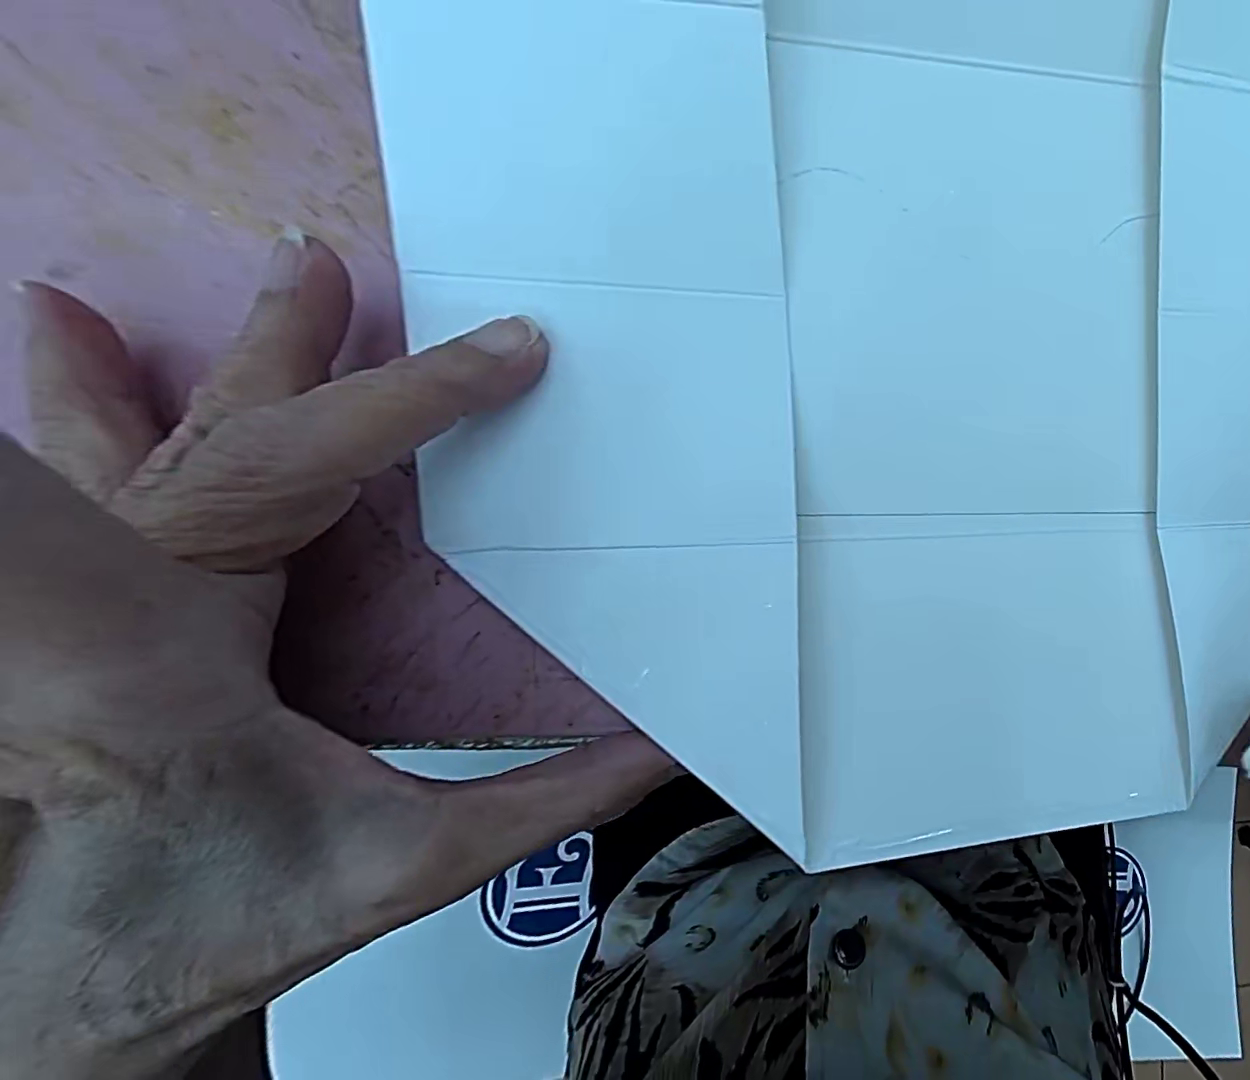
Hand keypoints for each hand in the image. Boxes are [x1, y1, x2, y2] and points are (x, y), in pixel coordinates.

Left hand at [0, 234, 676, 1078]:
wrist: (71, 1003)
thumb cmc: (235, 923)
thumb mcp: (414, 865)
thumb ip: (552, 798)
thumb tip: (668, 751)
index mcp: (181, 651)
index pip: (292, 470)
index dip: (411, 397)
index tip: (510, 351)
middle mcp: (112, 609)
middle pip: (201, 441)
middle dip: (281, 354)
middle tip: (320, 268)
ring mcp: (84, 609)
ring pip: (117, 454)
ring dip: (143, 372)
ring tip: (112, 302)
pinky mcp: (90, 625)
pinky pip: (92, 491)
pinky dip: (90, 415)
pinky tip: (74, 366)